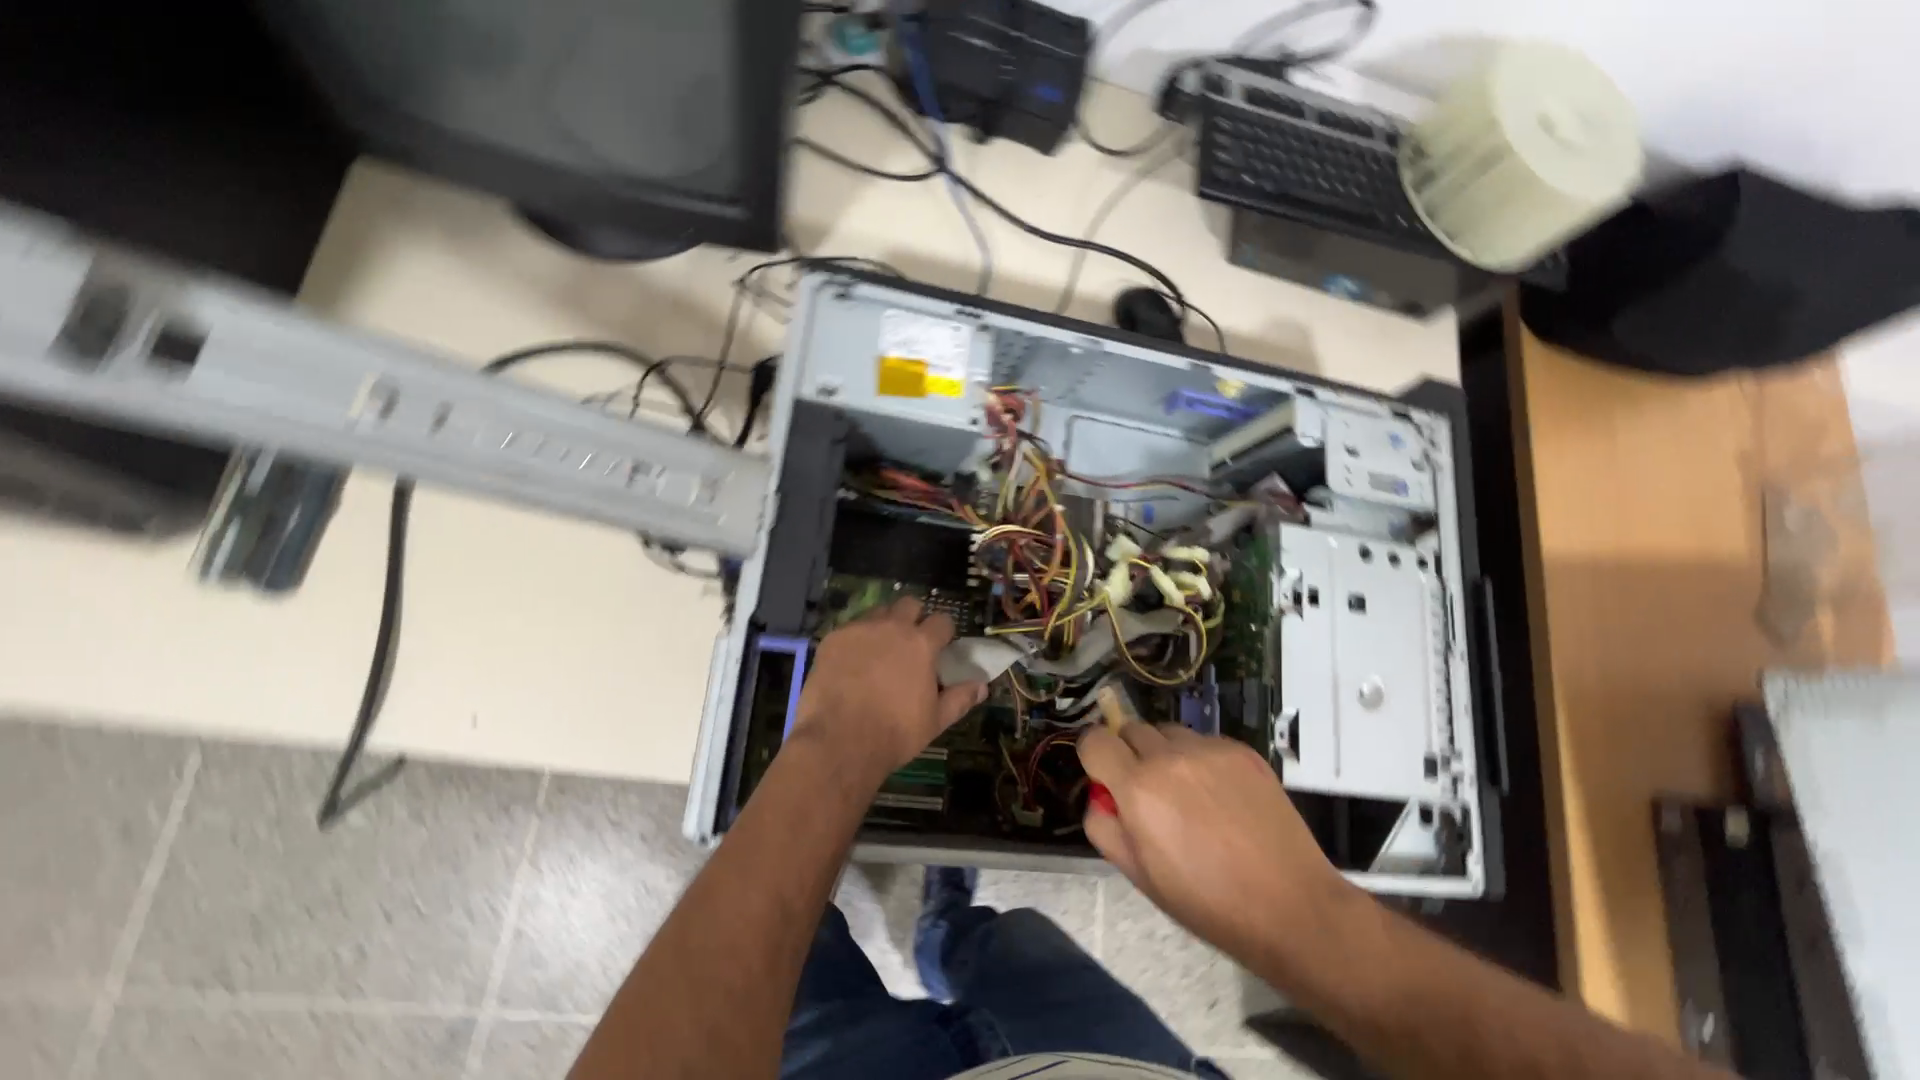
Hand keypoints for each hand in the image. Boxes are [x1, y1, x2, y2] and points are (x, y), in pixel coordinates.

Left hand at [790, 597, 986, 789]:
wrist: (839, 741)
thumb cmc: (895, 733)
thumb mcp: (935, 721)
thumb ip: (960, 698)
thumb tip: (982, 686)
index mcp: (922, 643)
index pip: (942, 620)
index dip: (944, 633)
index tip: (940, 647)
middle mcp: (891, 627)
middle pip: (909, 604)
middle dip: (914, 618)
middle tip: (910, 643)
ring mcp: (859, 629)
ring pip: (877, 612)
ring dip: (884, 624)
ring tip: (880, 651)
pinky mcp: (832, 639)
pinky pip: (850, 629)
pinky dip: (857, 640)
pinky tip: (852, 663)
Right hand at [1078, 723, 1359, 956]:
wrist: (1289, 905)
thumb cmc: (1206, 901)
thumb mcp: (1139, 875)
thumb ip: (1104, 827)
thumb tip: (1101, 798)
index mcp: (1138, 789)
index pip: (1094, 740)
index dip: (1094, 757)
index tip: (1105, 778)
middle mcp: (1170, 757)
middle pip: (1131, 729)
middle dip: (1129, 754)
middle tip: (1147, 794)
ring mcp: (1211, 750)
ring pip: (1169, 732)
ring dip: (1165, 753)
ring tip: (1187, 795)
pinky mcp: (1244, 752)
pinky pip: (1205, 741)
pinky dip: (1200, 760)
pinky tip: (1220, 798)